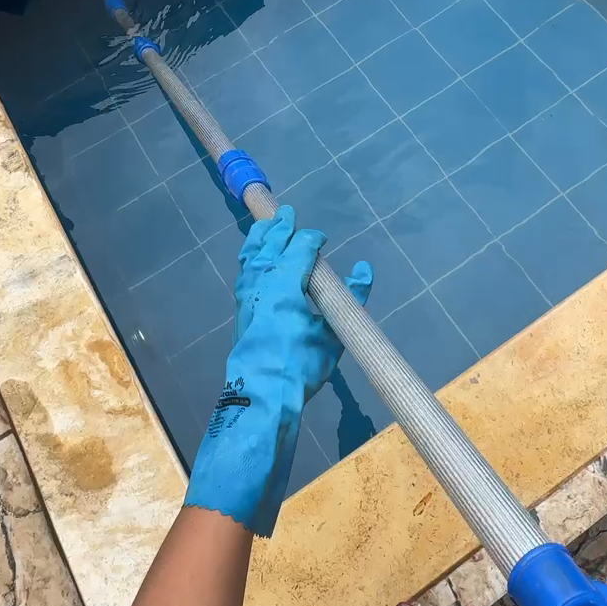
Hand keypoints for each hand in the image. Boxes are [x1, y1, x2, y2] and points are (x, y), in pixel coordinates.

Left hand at [183, 206, 371, 535]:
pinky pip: (245, 268)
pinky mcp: (241, 305)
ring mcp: (249, 291)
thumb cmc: (301, 363)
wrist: (263, 393)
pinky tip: (253, 254)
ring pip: (253, 252)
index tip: (321, 237)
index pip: (300, 247)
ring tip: (266, 224)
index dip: (311, 238)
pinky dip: (250, 255)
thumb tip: (365, 269)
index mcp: (287, 281)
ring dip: (261, 237)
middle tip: (287, 213)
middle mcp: (264, 279)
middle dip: (281, 227)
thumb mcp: (333, 332)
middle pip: (272, 242)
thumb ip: (351, 297)